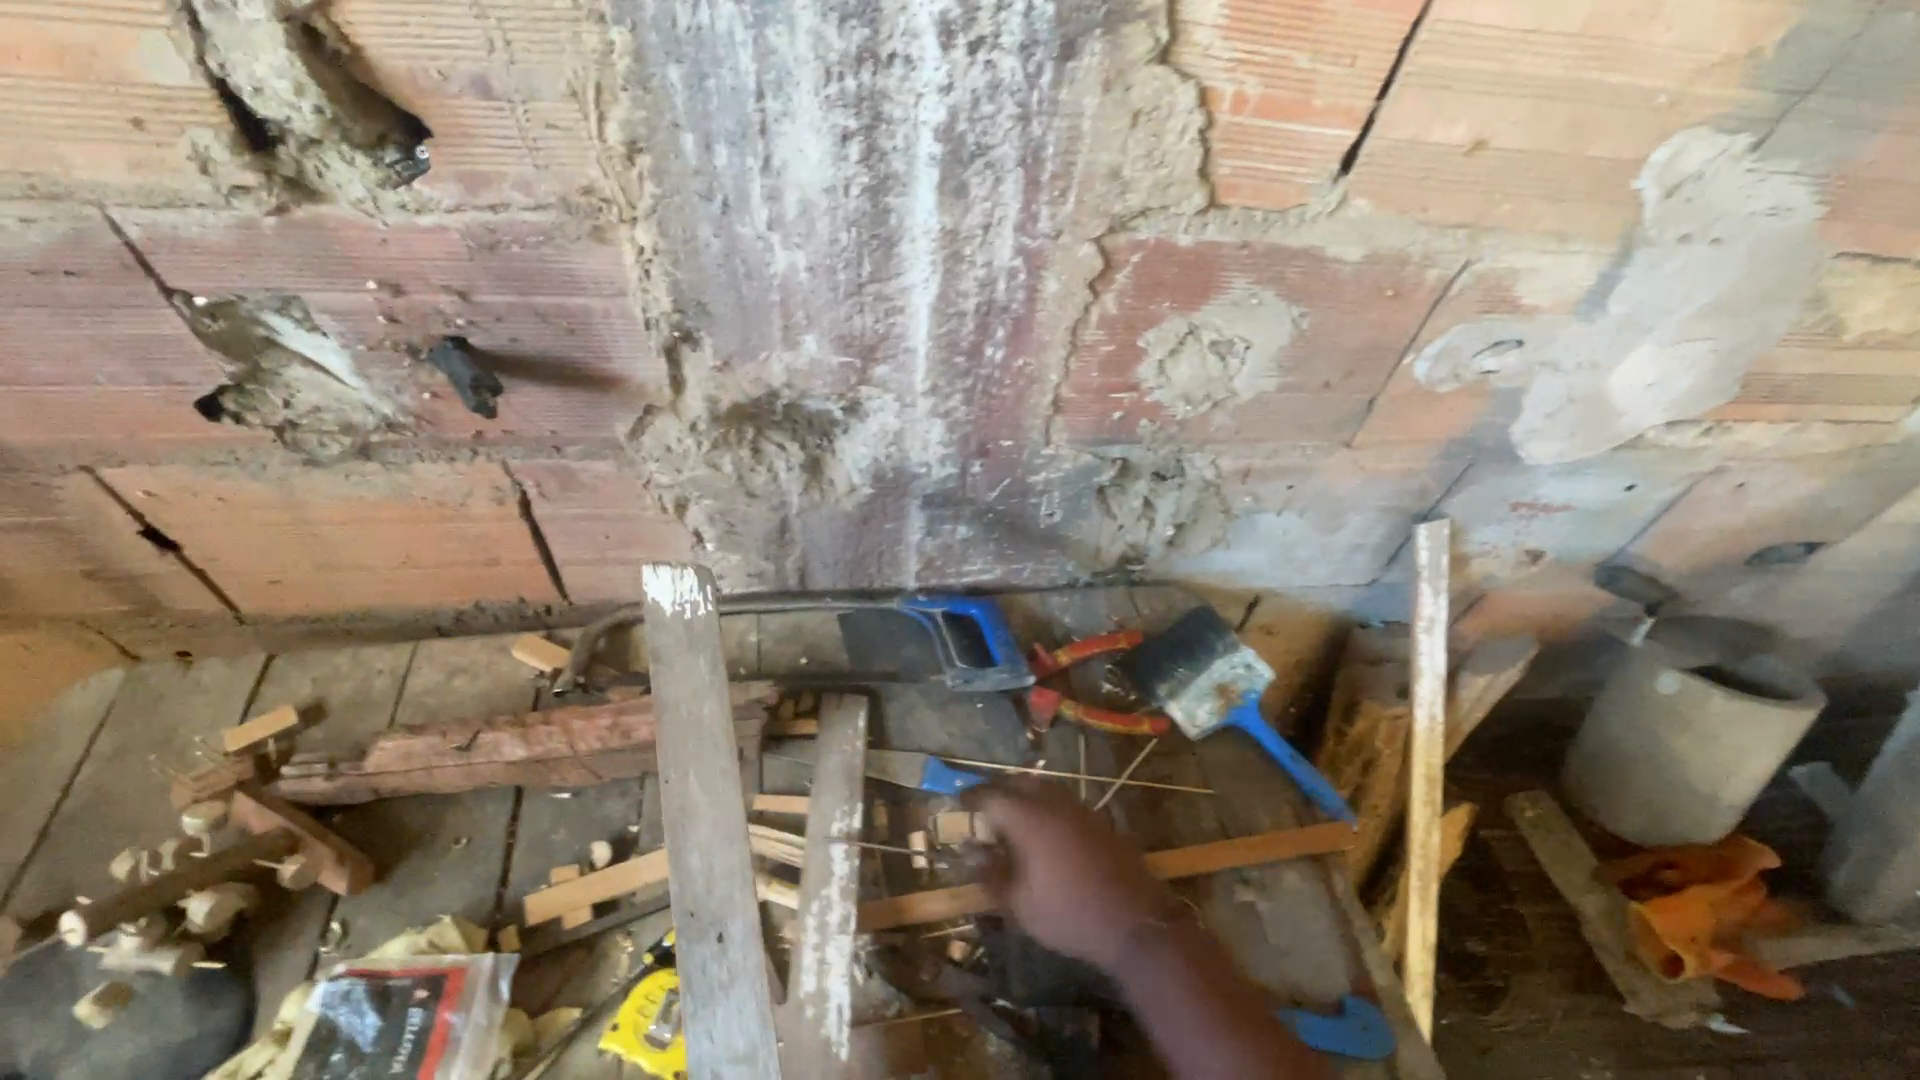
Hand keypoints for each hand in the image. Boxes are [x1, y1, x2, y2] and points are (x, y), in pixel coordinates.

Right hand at [964, 777, 1179, 968]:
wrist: (1133, 920)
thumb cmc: (1068, 913)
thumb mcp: (1018, 903)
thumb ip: (990, 874)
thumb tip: (971, 853)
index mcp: (1028, 818)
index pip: (991, 795)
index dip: (972, 797)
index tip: (959, 803)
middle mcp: (1053, 803)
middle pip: (1018, 782)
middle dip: (997, 789)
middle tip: (982, 805)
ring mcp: (1080, 809)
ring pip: (1044, 788)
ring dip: (1023, 794)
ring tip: (1010, 815)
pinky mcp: (1099, 820)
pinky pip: (1063, 801)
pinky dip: (1045, 805)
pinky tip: (1043, 828)